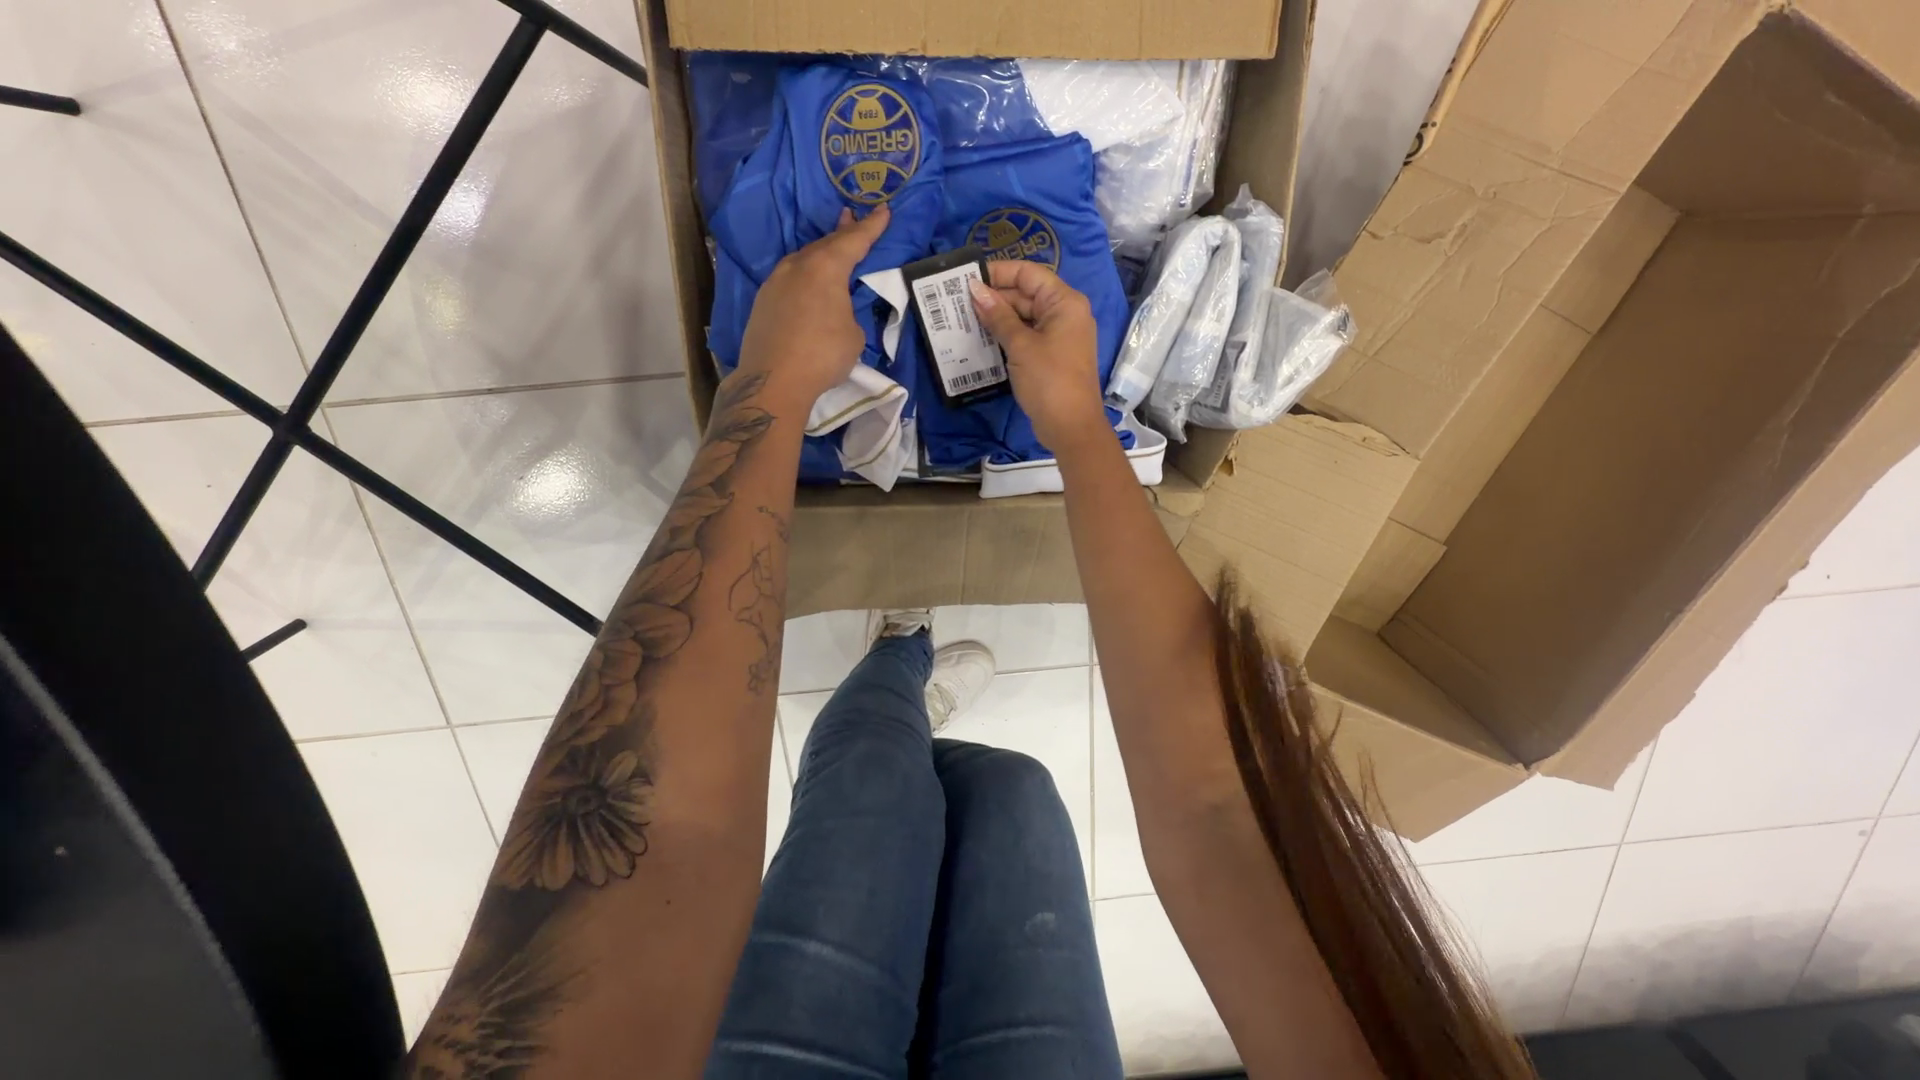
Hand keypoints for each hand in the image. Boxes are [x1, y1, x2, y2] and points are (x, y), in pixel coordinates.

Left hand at [738, 205, 891, 406]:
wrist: (773, 380)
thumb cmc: (823, 355)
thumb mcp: (853, 333)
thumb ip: (847, 311)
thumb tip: (834, 311)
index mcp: (825, 267)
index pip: (854, 240)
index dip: (872, 226)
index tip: (883, 210)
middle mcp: (797, 266)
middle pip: (825, 245)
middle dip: (842, 234)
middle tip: (852, 219)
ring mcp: (775, 282)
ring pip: (804, 261)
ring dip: (820, 254)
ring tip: (831, 248)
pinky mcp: (763, 302)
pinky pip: (791, 279)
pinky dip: (805, 276)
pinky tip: (808, 283)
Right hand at [969, 260, 1113, 453]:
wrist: (1071, 427)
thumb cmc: (1048, 381)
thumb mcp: (1020, 346)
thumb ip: (998, 315)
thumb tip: (975, 289)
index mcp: (1064, 302)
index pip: (1029, 273)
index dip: (998, 273)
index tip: (968, 279)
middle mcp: (1065, 313)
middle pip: (1026, 294)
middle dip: (994, 298)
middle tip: (958, 303)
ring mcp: (1059, 335)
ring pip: (1024, 316)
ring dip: (997, 318)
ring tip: (964, 319)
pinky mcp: (1052, 355)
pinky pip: (1027, 335)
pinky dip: (1007, 335)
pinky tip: (981, 339)